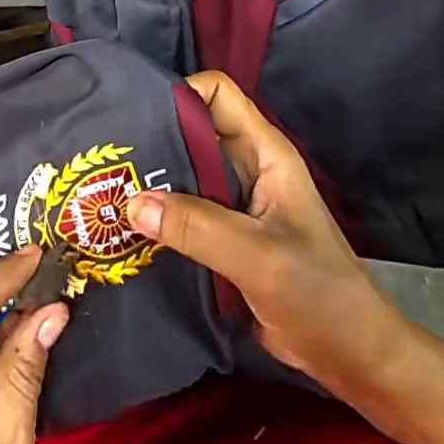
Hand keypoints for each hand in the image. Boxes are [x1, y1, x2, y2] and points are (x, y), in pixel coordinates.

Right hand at [127, 71, 410, 398]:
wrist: (347, 349)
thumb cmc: (317, 291)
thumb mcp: (260, 255)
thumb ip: (200, 228)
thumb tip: (134, 202)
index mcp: (266, 153)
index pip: (219, 95)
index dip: (179, 94)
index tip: (132, 114)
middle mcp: (247, 169)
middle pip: (194, 133)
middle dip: (152, 138)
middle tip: (102, 159)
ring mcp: (234, 205)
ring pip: (185, 175)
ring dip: (150, 181)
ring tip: (96, 194)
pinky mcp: (223, 238)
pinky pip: (183, 215)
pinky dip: (156, 218)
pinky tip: (119, 232)